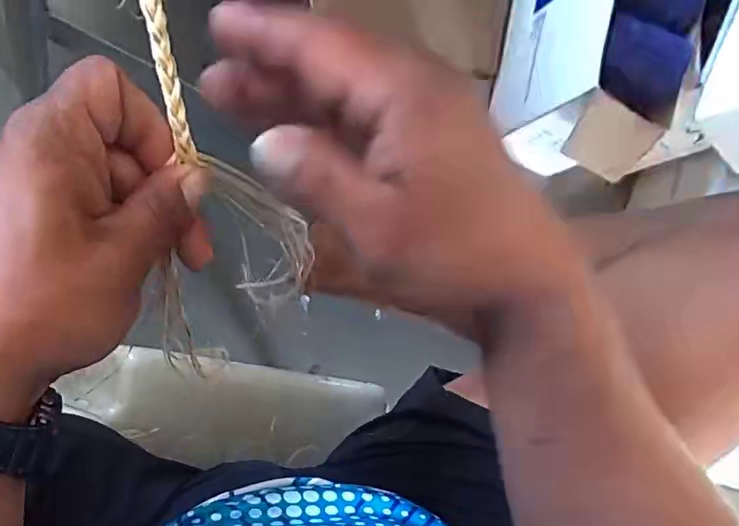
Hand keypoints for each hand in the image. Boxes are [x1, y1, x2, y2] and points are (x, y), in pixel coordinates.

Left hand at [0, 58, 213, 420]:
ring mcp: (32, 187)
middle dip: (161, 194)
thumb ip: (163, 209)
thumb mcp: (122, 258)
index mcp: (51, 137)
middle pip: (118, 143)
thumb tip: (197, 178)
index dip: (153, 130)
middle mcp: (36, 148)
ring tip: (166, 272)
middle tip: (193, 256)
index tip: (174, 189)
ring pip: (109, 183)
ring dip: (146, 223)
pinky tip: (133, 274)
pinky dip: (118, 235)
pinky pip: (87, 209)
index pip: (111, 89)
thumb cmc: (54, 305)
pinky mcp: (33, 221)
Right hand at [200, 2, 573, 337]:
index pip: (323, 46)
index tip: (217, 23)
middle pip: (332, 66)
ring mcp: (425, 122)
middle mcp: (414, 92)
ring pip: (346, 97)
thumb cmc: (451, 258)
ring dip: (293, 100)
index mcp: (403, 94)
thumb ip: (317, 178)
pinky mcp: (428, 154)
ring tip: (238, 101)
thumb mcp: (374, 227)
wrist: (523, 287)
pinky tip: (295, 140)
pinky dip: (324, 131)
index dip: (267, 34)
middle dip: (270, 69)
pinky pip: (365, 128)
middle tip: (215, 76)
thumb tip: (265, 140)